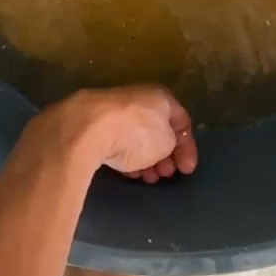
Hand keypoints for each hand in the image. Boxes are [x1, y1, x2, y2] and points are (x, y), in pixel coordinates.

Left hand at [36, 86, 198, 182]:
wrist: (87, 127)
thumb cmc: (137, 133)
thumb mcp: (167, 143)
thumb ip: (171, 144)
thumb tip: (163, 147)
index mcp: (161, 97)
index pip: (182, 122)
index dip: (188, 148)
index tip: (187, 171)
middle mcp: (139, 99)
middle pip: (158, 130)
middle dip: (165, 157)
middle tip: (165, 175)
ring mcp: (114, 110)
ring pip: (137, 137)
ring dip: (146, 160)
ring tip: (146, 179)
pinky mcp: (94, 123)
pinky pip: (117, 141)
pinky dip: (126, 157)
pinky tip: (127, 173)